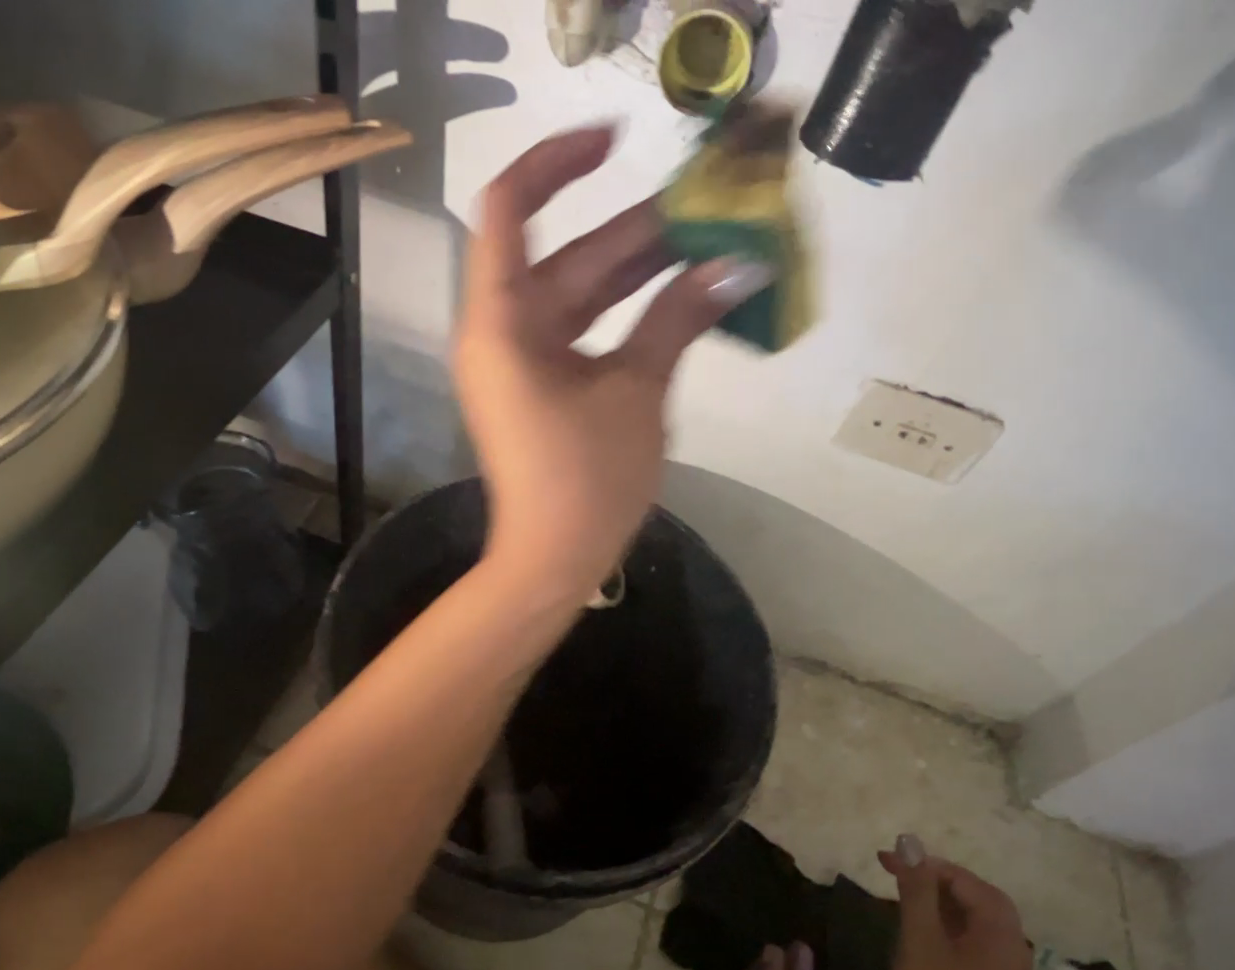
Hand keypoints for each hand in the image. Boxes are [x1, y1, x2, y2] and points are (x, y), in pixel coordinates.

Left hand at [456, 125, 771, 602]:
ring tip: (714, 238)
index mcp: (501, 321)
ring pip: (581, 290)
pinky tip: (686, 292)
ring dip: (641, 268)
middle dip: (637, 227)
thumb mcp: (636, 394)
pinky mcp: (544, 382)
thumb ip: (677, 321)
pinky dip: (629, 311)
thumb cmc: (584, 480)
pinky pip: (586, 327)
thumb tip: (733, 267)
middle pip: (564, 252)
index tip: (619, 143)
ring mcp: (522, 357)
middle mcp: (501, 328)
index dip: (557, 161)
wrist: (552, 560)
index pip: (509, 208)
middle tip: (709, 203)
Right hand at [878, 836, 1036, 969]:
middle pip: (981, 899)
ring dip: (945, 905)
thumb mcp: (919, 941)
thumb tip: (910, 840)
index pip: (967, 881)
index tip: (885, 859)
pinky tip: (928, 938)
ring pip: (981, 924)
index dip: (927, 865)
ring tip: (906, 901)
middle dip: (938, 881)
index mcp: (1003, 934)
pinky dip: (954, 930)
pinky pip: (981, 947)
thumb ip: (916, 890)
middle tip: (898, 875)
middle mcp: (1018, 951)